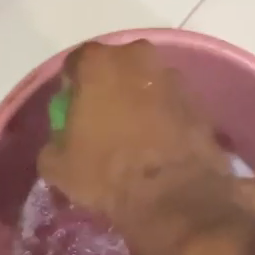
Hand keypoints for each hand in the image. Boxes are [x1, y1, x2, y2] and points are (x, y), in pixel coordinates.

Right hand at [38, 42, 254, 254]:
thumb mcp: (58, 167)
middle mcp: (137, 57)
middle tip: (105, 124)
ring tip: (136, 140)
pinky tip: (160, 149)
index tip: (72, 116)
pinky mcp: (201, 104)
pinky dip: (165, 121)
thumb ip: (54, 144)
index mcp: (97, 63)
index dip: (71, 91)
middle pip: (116, 69)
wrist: (173, 197)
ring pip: (147, 86)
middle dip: (109, 90)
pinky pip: (172, 108)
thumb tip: (60, 143)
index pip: (75, 66)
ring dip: (140, 104)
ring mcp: (174, 78)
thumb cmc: (107, 174)